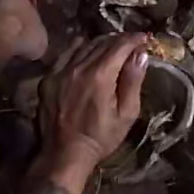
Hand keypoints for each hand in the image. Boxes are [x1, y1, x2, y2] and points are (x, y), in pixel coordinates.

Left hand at [37, 33, 146, 177]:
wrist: (64, 154)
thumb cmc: (101, 137)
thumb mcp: (126, 113)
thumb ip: (133, 81)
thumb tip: (141, 54)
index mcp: (100, 75)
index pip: (120, 45)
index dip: (134, 39)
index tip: (144, 38)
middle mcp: (79, 67)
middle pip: (103, 42)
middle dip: (120, 40)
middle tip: (131, 43)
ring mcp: (61, 71)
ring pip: (84, 45)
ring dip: (101, 43)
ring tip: (112, 47)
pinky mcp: (49, 77)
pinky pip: (66, 54)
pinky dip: (80, 48)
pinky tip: (86, 50)